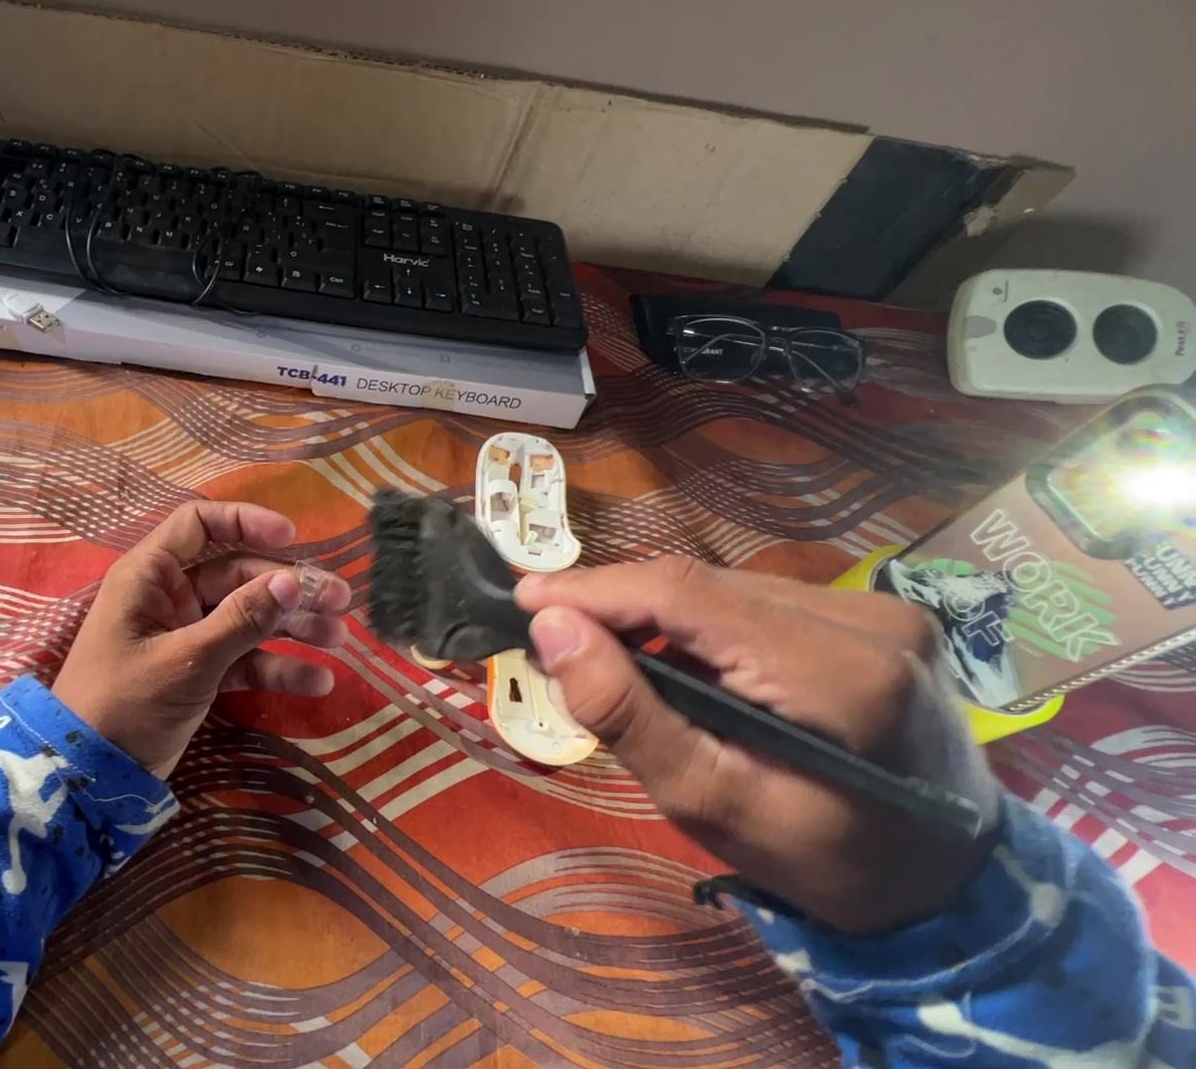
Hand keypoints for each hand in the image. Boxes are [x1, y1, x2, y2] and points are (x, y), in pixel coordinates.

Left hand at [54, 501, 351, 777]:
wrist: (89, 779)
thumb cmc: (126, 705)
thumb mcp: (187, 660)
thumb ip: (241, 619)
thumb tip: (292, 580)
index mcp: (150, 576)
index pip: (199, 524)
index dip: (246, 522)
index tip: (292, 537)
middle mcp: (169, 596)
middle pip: (237, 573)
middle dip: (288, 586)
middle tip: (339, 601)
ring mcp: (185, 635)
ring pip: (247, 616)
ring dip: (291, 625)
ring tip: (338, 638)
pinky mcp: (197, 672)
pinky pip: (244, 658)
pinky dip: (276, 667)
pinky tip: (316, 681)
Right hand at [516, 557, 1001, 933]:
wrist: (946, 885)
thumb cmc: (821, 860)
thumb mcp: (710, 802)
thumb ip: (627, 714)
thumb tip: (550, 627)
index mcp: (838, 673)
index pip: (685, 594)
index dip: (595, 589)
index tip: (523, 599)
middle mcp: (865, 619)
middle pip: (699, 586)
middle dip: (612, 605)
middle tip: (548, 637)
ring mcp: (875, 610)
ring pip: (718, 589)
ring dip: (648, 616)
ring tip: (598, 653)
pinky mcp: (867, 615)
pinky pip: (747, 602)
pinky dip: (691, 625)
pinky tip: (667, 660)